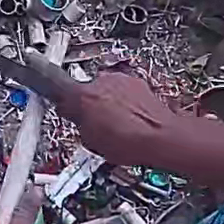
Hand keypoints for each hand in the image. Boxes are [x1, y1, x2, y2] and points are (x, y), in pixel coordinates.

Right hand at [51, 71, 178, 168]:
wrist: (162, 138)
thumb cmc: (131, 143)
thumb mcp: (92, 142)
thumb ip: (80, 125)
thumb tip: (78, 120)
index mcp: (83, 96)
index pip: (61, 93)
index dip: (63, 104)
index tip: (62, 107)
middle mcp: (101, 81)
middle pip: (86, 91)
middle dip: (89, 106)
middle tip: (95, 126)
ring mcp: (121, 80)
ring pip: (105, 90)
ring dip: (107, 102)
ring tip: (116, 125)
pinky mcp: (137, 82)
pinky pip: (123, 90)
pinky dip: (123, 101)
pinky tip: (130, 119)